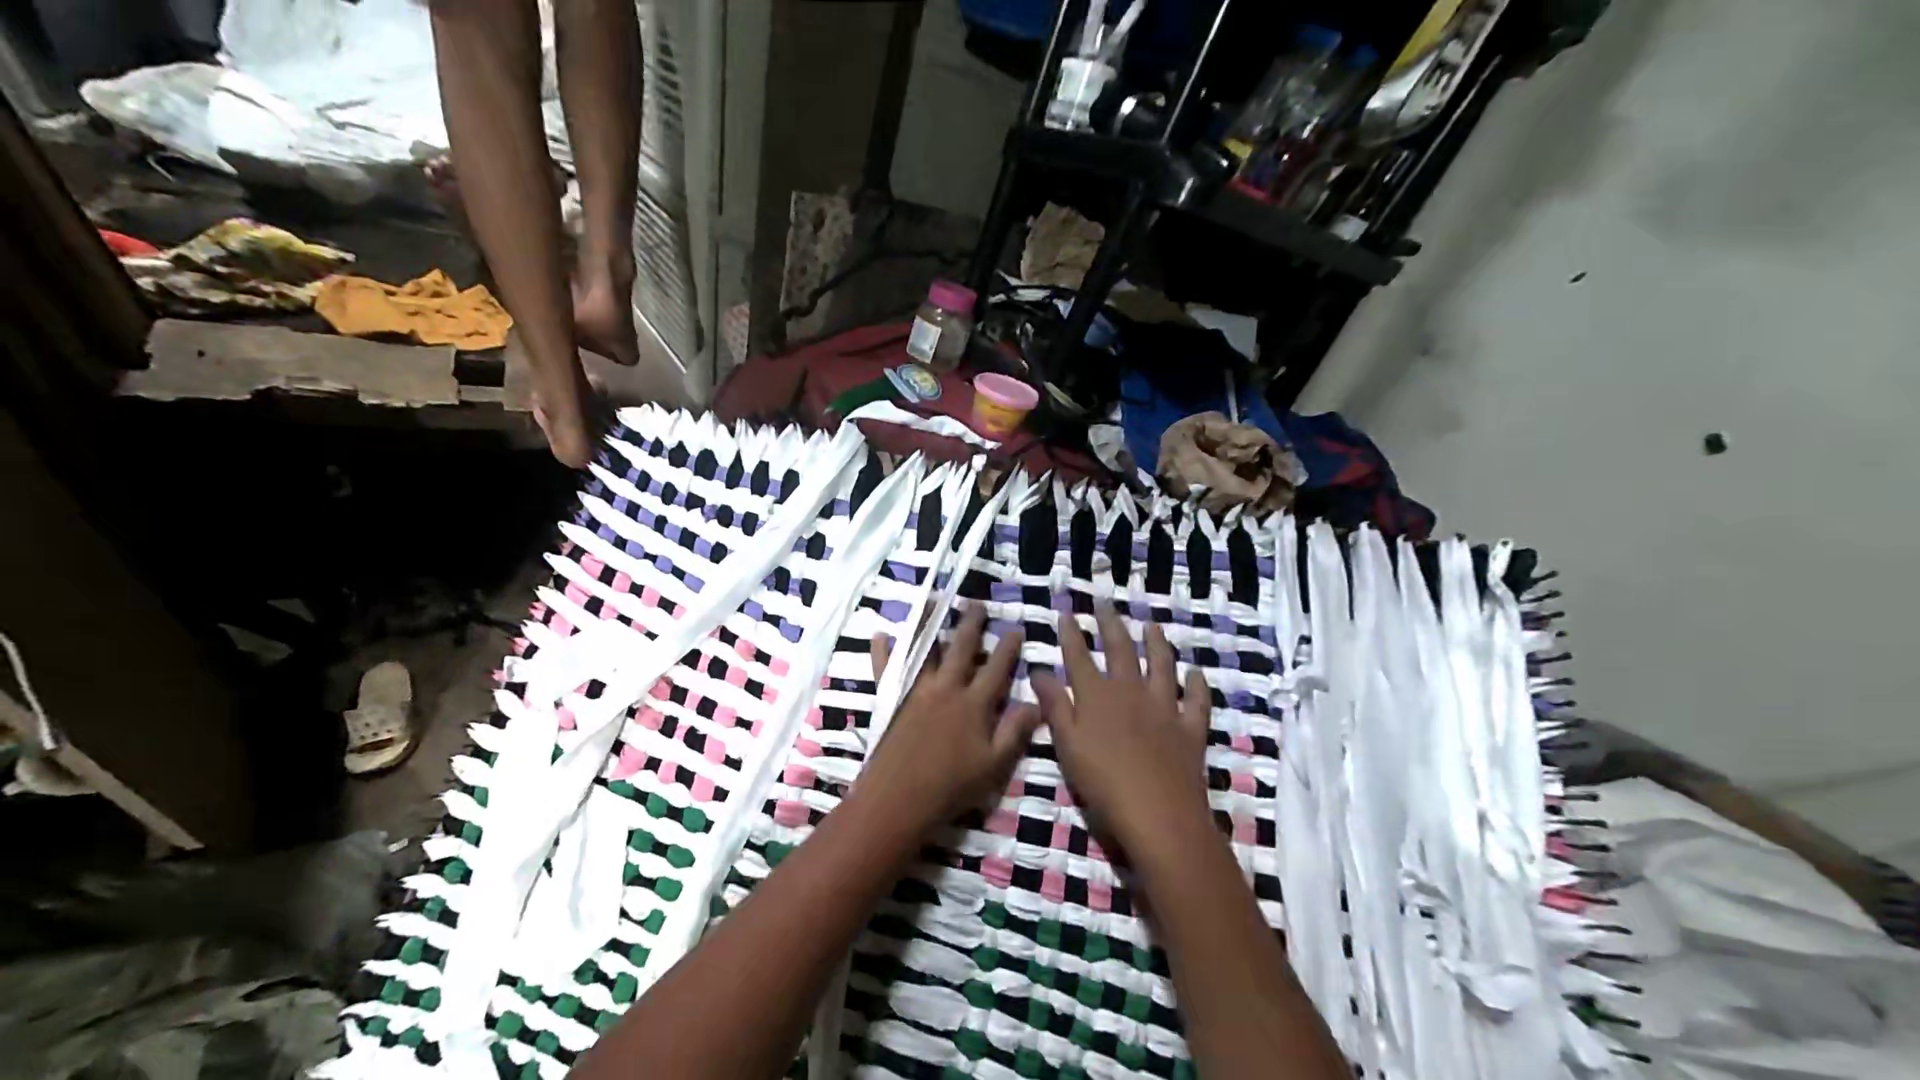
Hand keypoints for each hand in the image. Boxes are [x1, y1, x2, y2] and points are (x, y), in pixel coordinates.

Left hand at [853, 605, 1041, 832]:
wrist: (900, 798)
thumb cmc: (952, 786)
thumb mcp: (994, 764)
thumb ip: (1014, 731)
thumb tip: (1037, 703)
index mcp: (974, 704)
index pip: (997, 669)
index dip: (1009, 648)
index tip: (1016, 629)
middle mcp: (946, 688)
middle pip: (961, 649)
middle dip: (971, 624)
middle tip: (976, 602)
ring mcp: (916, 691)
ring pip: (926, 649)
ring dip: (931, 624)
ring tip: (934, 602)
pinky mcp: (892, 700)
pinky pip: (887, 669)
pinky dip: (884, 651)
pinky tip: (881, 635)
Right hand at [1032, 603, 1214, 864]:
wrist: (1158, 813)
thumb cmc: (1102, 783)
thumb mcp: (1067, 746)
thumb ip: (1054, 706)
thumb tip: (1038, 671)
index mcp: (1097, 696)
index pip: (1079, 657)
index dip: (1072, 634)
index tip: (1067, 613)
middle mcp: (1131, 692)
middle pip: (1120, 650)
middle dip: (1110, 625)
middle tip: (1105, 603)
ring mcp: (1164, 708)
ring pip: (1161, 666)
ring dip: (1156, 643)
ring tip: (1152, 626)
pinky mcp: (1190, 728)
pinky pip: (1196, 700)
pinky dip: (1196, 685)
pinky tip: (1195, 674)